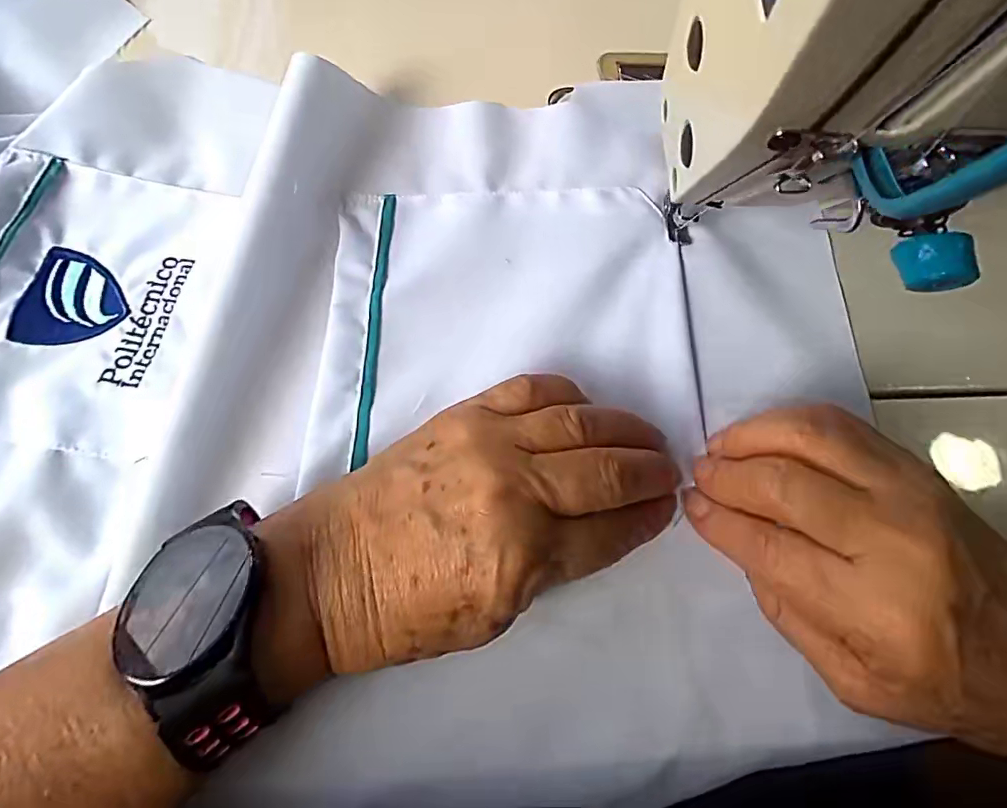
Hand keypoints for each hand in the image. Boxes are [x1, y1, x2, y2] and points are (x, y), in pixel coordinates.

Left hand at [261, 374, 678, 685]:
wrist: (337, 564)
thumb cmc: (411, 609)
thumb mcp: (495, 616)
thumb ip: (550, 567)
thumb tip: (595, 528)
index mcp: (523, 555)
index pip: (610, 530)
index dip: (646, 518)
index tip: (668, 506)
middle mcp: (512, 487)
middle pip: (604, 470)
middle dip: (648, 469)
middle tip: (669, 468)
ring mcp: (485, 441)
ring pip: (575, 422)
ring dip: (620, 427)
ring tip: (642, 435)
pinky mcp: (461, 414)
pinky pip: (527, 390)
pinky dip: (564, 393)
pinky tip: (582, 405)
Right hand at [681, 405, 1006, 777]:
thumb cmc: (953, 684)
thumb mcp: (857, 683)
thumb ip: (786, 612)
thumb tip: (740, 541)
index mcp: (879, 613)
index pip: (770, 546)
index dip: (719, 520)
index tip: (692, 505)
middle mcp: (897, 544)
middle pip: (783, 485)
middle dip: (726, 475)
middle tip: (700, 476)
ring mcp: (912, 496)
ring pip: (809, 437)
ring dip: (750, 435)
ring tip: (721, 447)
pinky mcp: (919, 471)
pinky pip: (840, 425)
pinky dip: (789, 420)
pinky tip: (763, 435)